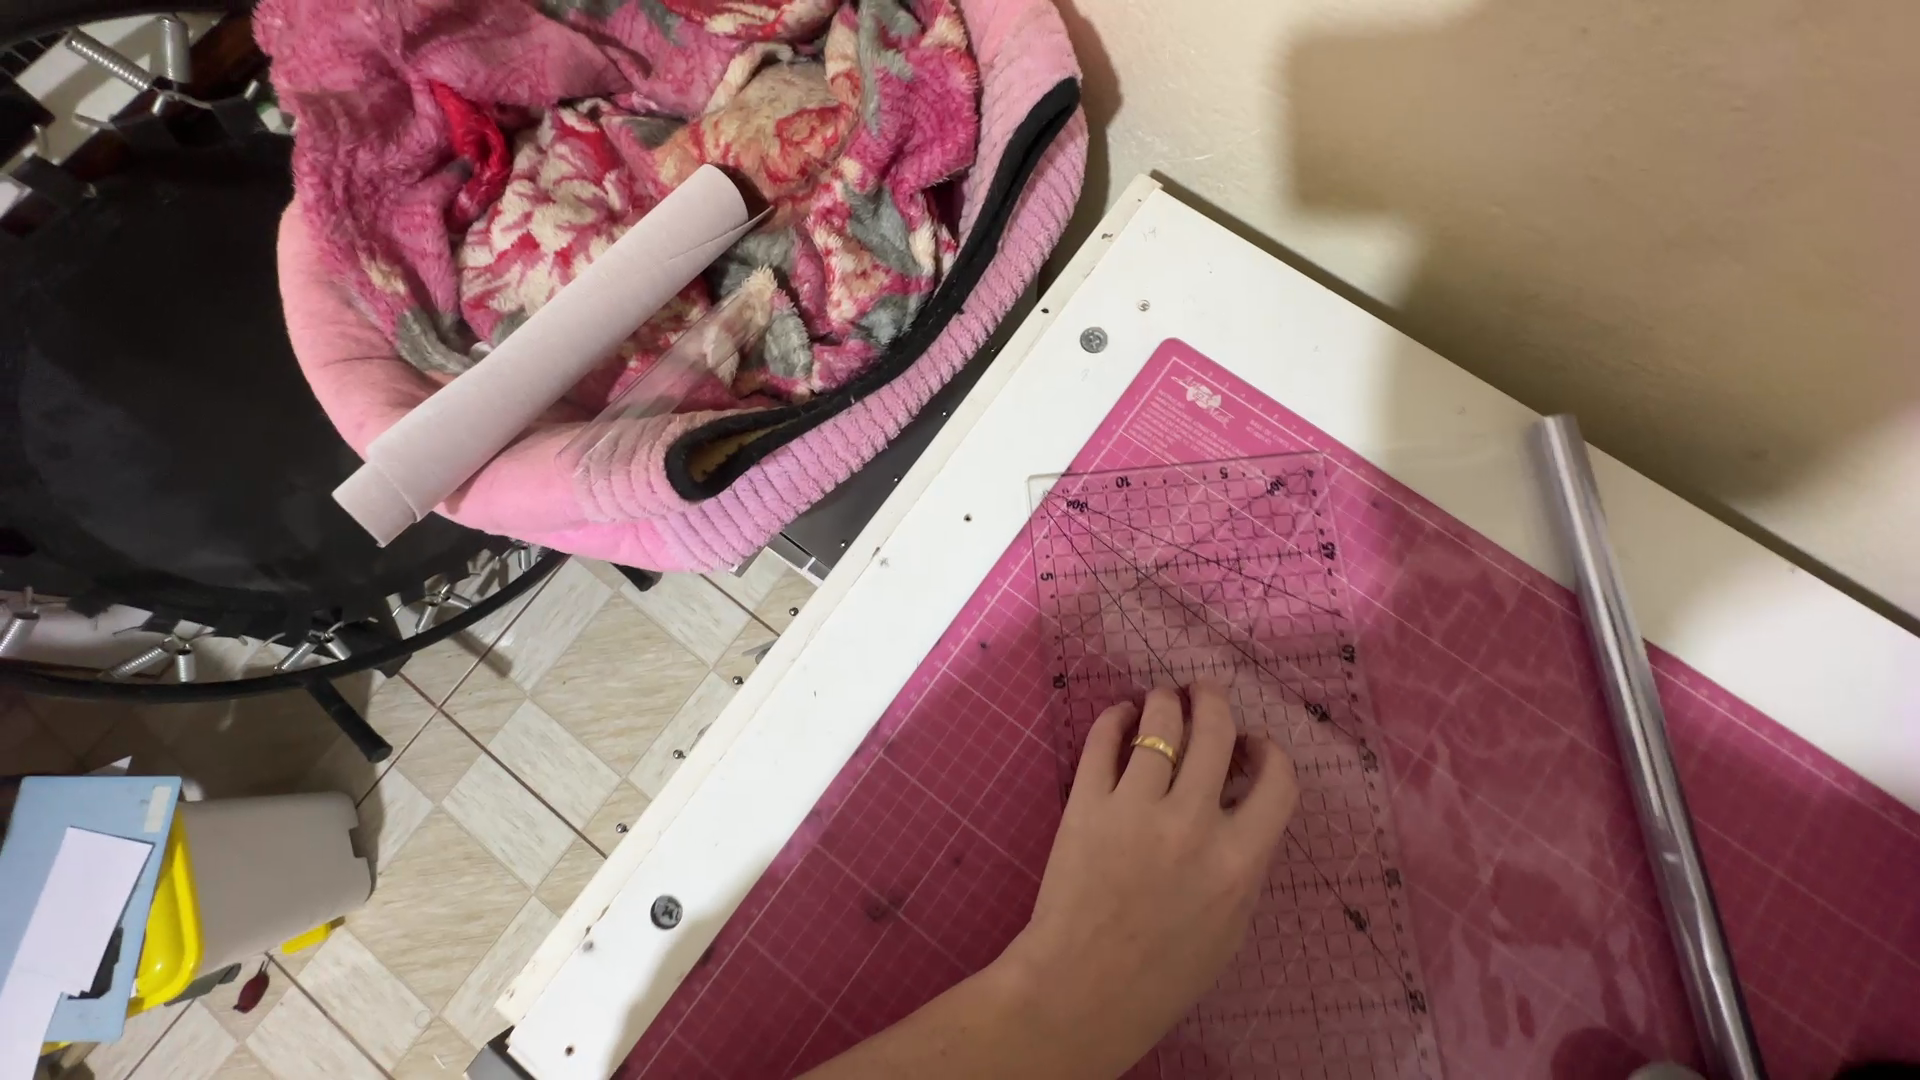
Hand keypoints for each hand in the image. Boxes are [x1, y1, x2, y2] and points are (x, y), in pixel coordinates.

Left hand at [999, 682, 1299, 1076]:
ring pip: (1159, 721)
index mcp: (1239, 860)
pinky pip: (1104, 739)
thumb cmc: (1165, 969)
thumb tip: (1242, 800)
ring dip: (1165, 700)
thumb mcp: (1231, 924)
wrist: (1085, 986)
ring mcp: (1134, 807)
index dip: (1270, 750)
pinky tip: (1121, 716)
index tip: (1254, 744)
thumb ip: (1244, 860)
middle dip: (1213, 700)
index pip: (1278, 779)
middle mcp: (1192, 823)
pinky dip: (1115, 716)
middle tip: (1204, 693)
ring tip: (1161, 700)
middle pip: (1215, 730)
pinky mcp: (1086, 801)